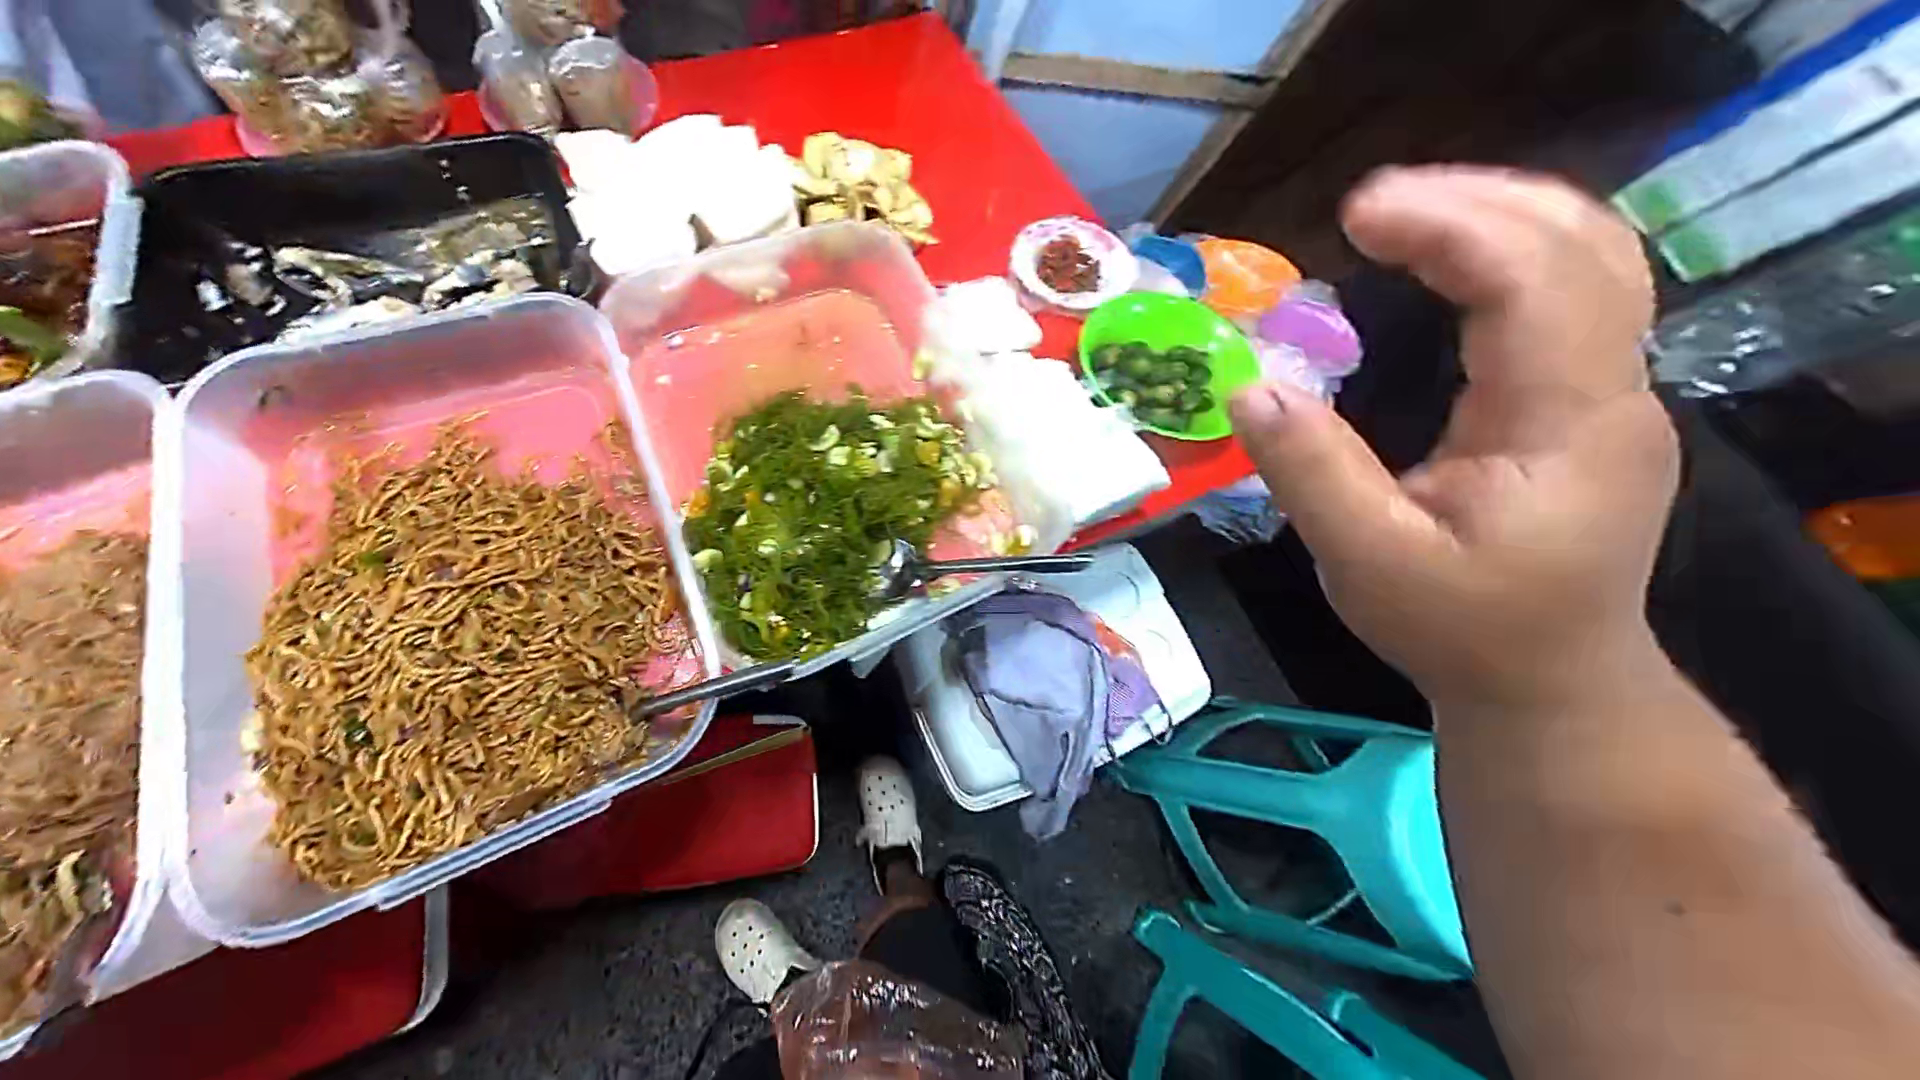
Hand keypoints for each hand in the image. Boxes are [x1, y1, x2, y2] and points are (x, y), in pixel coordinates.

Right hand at [1229, 166, 1679, 710]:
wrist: (1546, 681)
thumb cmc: (1457, 627)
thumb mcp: (1365, 562)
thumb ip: (1310, 472)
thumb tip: (1248, 385)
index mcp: (1564, 425)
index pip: (1534, 282)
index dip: (1451, 227)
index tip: (1357, 214)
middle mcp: (1609, 392)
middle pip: (1584, 245)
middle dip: (1478, 201)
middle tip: (1372, 204)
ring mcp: (1607, 395)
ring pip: (1589, 261)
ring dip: (1498, 217)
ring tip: (1401, 217)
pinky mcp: (1583, 406)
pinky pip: (1565, 299)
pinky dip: (1505, 258)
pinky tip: (1446, 264)